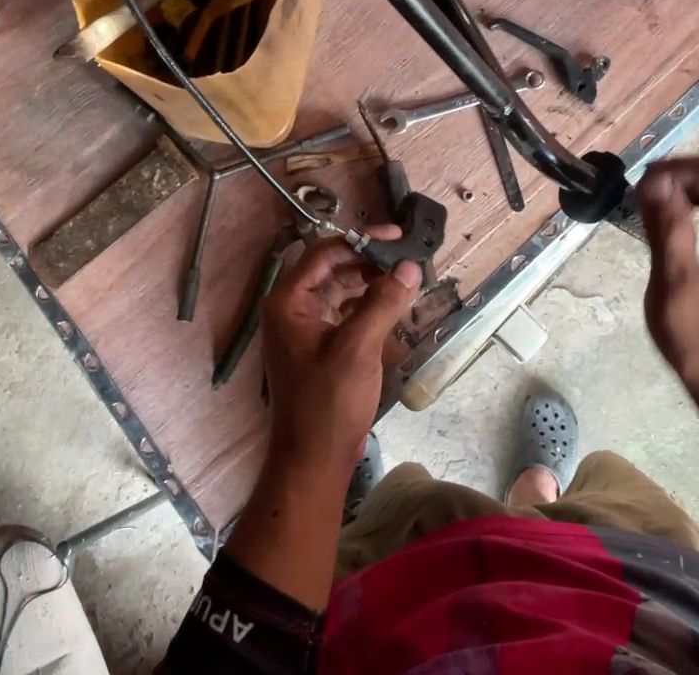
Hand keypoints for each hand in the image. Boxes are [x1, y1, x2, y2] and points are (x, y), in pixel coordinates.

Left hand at [260, 231, 422, 478]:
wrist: (313, 460)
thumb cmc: (328, 403)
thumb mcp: (358, 348)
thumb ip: (382, 302)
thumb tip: (410, 267)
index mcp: (288, 302)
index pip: (324, 253)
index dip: (362, 241)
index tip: (398, 239)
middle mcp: (291, 309)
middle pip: (331, 268)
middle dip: (368, 260)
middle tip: (406, 258)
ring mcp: (303, 329)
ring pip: (338, 289)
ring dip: (369, 281)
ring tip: (404, 278)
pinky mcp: (319, 347)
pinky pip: (342, 312)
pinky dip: (366, 304)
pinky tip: (390, 306)